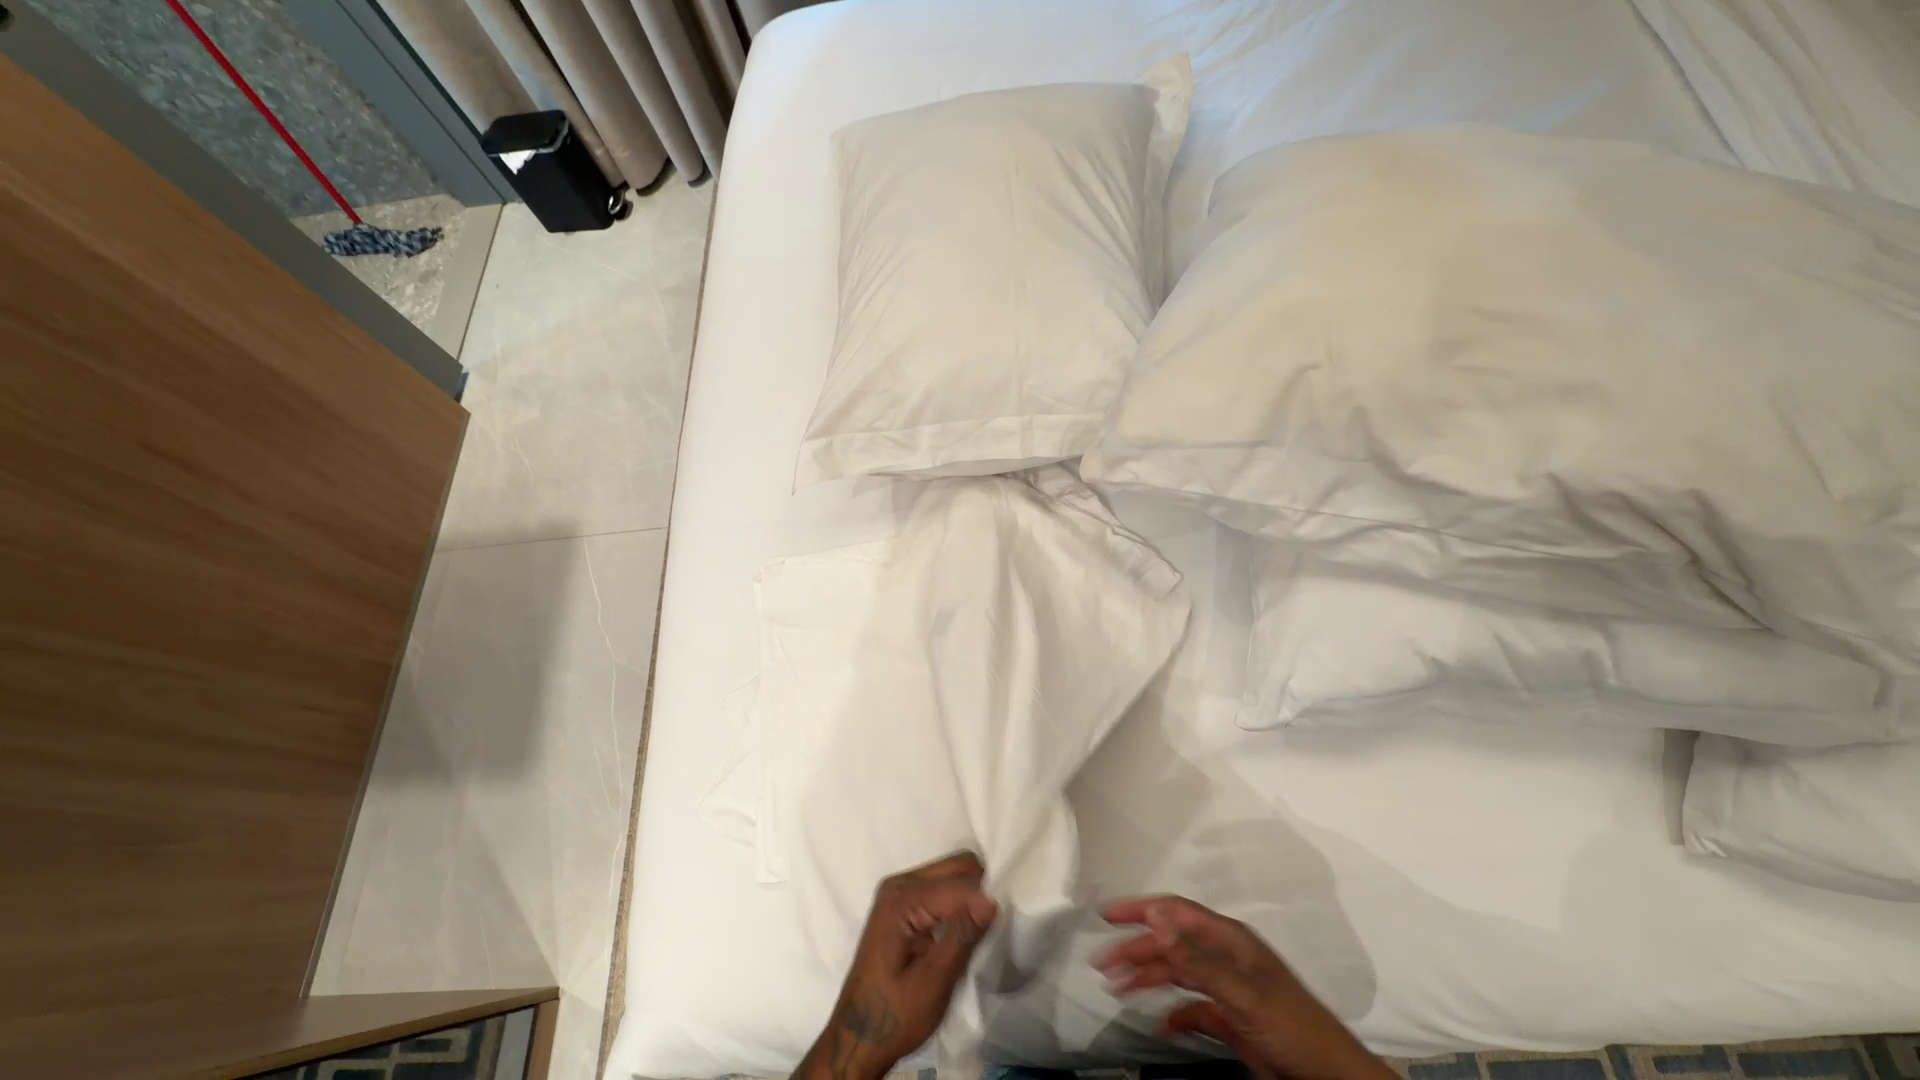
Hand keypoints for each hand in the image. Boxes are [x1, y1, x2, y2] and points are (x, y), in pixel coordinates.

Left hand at [795, 851, 999, 1079]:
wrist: (860, 1038)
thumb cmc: (894, 1015)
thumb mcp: (934, 981)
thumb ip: (962, 936)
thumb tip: (991, 899)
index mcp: (902, 899)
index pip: (961, 885)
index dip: (985, 906)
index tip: (1001, 932)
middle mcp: (899, 885)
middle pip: (958, 868)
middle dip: (981, 893)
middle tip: (992, 932)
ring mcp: (900, 893)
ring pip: (953, 875)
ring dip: (972, 899)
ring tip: (980, 935)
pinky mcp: (905, 906)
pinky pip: (943, 889)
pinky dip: (960, 904)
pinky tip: (964, 933)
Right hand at [1094, 896, 1394, 1079]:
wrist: (1324, 1074)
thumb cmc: (1288, 1024)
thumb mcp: (1240, 989)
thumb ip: (1197, 955)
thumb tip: (1156, 916)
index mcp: (1227, 939)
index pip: (1175, 913)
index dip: (1141, 909)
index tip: (1107, 915)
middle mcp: (1223, 956)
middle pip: (1170, 943)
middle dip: (1135, 949)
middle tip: (1102, 962)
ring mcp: (1225, 987)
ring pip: (1176, 973)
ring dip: (1146, 977)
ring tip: (1116, 988)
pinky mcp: (1228, 1017)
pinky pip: (1191, 1008)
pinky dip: (1172, 1013)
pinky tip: (1159, 1024)